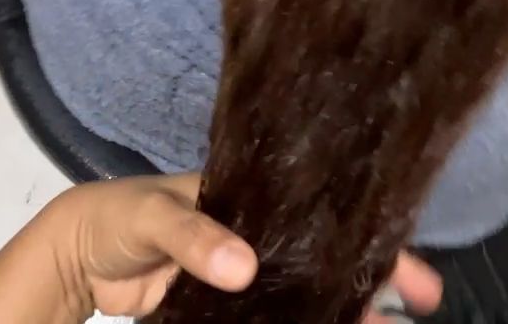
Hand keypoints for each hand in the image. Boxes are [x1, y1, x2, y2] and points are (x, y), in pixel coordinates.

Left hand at [47, 172, 442, 321]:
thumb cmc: (125, 211)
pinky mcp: (224, 306)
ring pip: (307, 289)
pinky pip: (272, 317)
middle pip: (327, 253)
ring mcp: (245, 271)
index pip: (320, 208)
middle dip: (374, 276)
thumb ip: (194, 236)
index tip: (409, 262)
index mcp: (252, 197)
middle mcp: (260, 232)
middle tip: (423, 302)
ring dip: (342, 306)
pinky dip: (301, 322)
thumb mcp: (157, 213)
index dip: (366, 231)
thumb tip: (243, 267)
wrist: (85, 247)